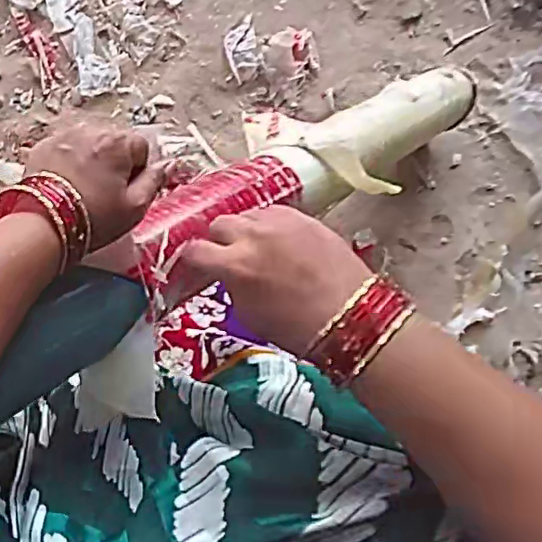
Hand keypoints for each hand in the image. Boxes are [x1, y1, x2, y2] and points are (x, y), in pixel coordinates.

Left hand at [24, 120, 166, 248]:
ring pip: (89, 144)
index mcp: (118, 143)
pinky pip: (65, 149)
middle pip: (114, 142)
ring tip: (84, 190)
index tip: (127, 190)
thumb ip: (155, 181)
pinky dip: (68, 162)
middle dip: (114, 162)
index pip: (141, 147)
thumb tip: (168, 165)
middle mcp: (90, 131)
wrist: (43, 224)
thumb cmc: (91, 219)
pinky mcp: (43, 147)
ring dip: (91, 160)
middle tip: (106, 193)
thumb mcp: (135, 207)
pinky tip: (67, 185)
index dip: (138, 171)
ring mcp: (64, 137)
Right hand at [178, 205, 375, 353]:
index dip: (191, 260)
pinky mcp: (301, 215)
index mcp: (235, 265)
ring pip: (245, 215)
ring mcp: (279, 220)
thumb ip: (230, 285)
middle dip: (218, 241)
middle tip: (227, 257)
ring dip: (244, 230)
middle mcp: (252, 235)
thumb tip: (224, 274)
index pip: (194, 250)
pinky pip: (272, 213)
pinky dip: (268, 225)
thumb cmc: (296, 328)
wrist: (349, 316)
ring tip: (255, 248)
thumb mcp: (248, 314)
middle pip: (218, 225)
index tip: (196, 267)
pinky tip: (278, 241)